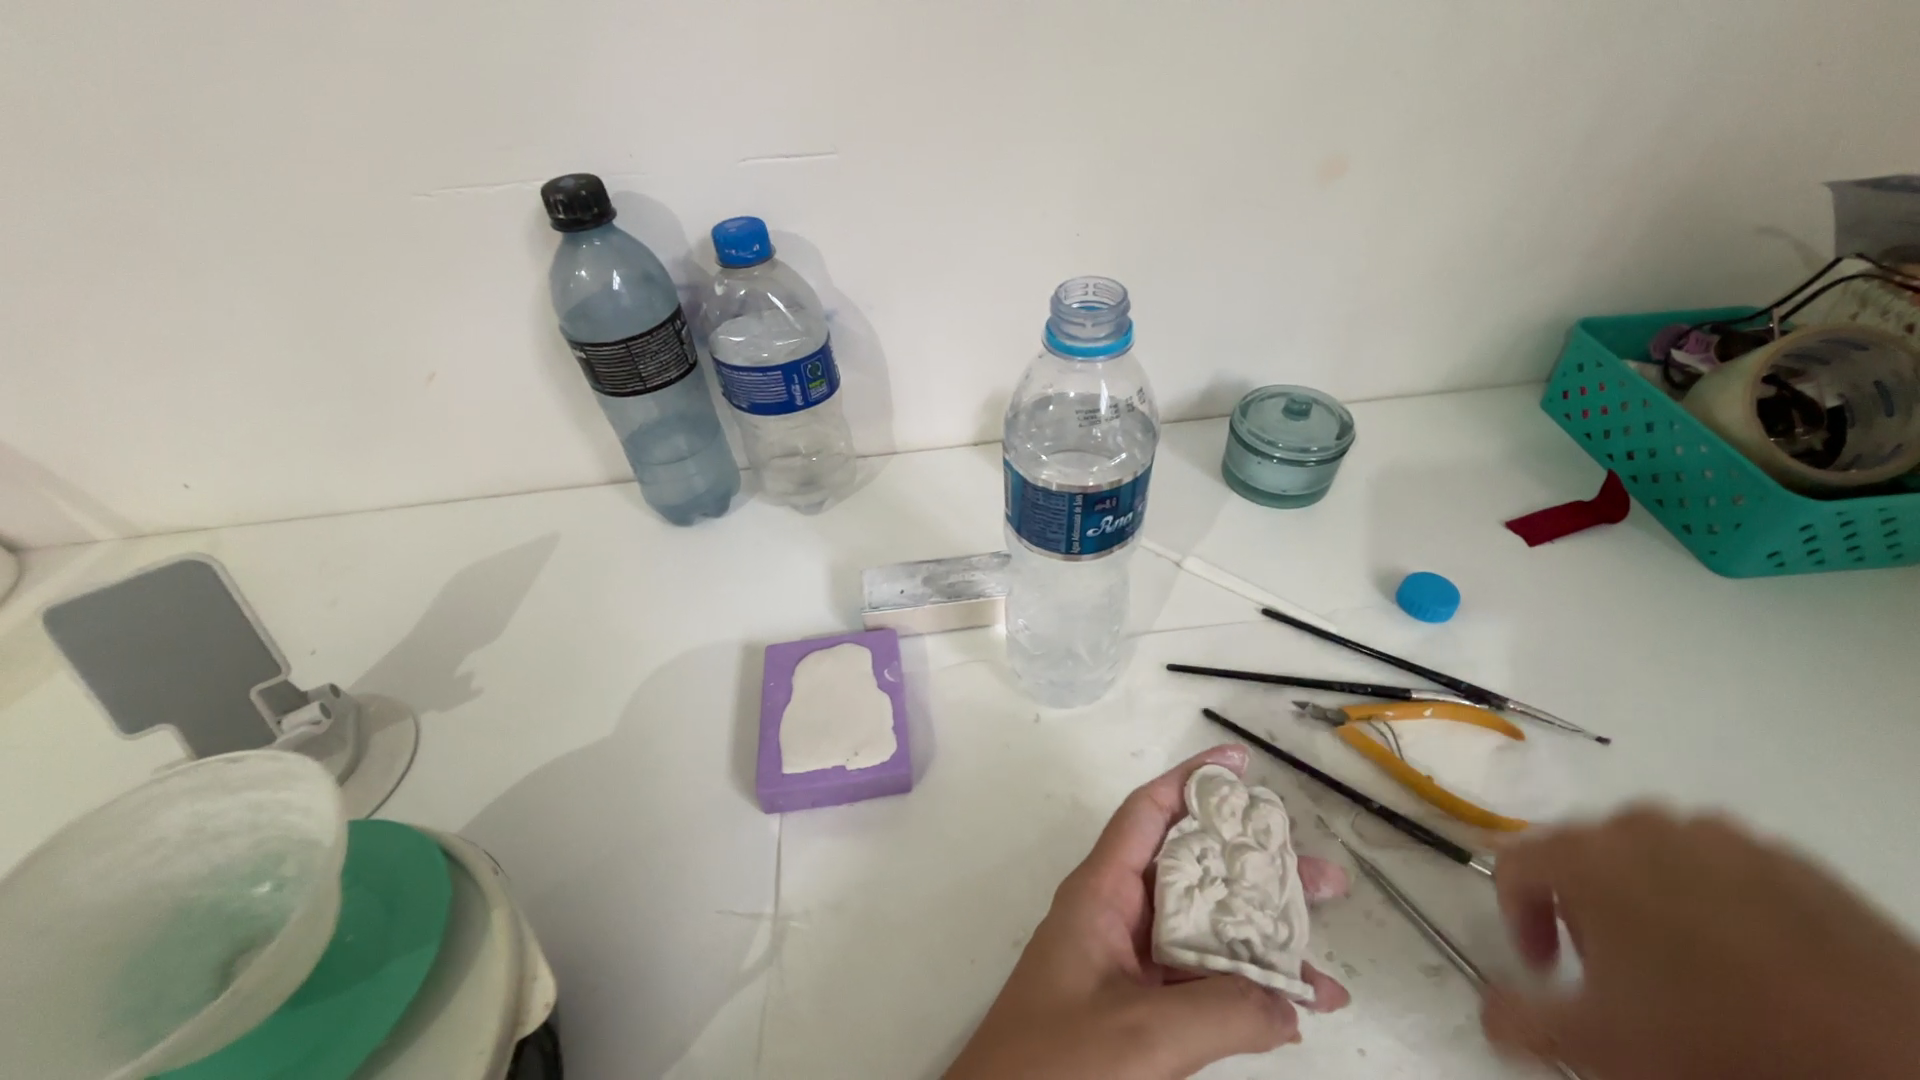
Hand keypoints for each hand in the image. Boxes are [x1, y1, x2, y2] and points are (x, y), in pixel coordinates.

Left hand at [944, 745, 1352, 1079]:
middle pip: (1191, 870)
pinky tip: (1297, 1006)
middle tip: (1320, 873)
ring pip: (1203, 929)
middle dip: (1255, 867)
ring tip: (1326, 942)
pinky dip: (1245, 990)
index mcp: (1101, 893)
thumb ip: (1223, 1011)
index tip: (1239, 764)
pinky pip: (1200, 982)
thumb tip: (1292, 1003)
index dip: (1190, 781)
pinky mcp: (1136, 1006)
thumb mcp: (1143, 1031)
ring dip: (1262, 935)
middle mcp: (1116, 915)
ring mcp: (1126, 963)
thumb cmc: (1056, 1060)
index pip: (1147, 813)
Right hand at [1485, 807, 1919, 1079]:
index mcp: (1587, 855)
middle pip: (1584, 854)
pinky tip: (1747, 962)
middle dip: (1584, 908)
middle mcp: (1645, 827)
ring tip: (1681, 966)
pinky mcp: (1797, 862)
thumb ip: (1515, 1016)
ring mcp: (1726, 838)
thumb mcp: (1594, 1043)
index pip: (1515, 864)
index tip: (1545, 969)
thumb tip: (1488, 1007)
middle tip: (1613, 972)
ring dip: (1647, 899)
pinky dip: (1716, 902)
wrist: (1893, 1060)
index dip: (1516, 917)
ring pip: (1656, 856)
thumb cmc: (1715, 1040)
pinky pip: (1727, 869)